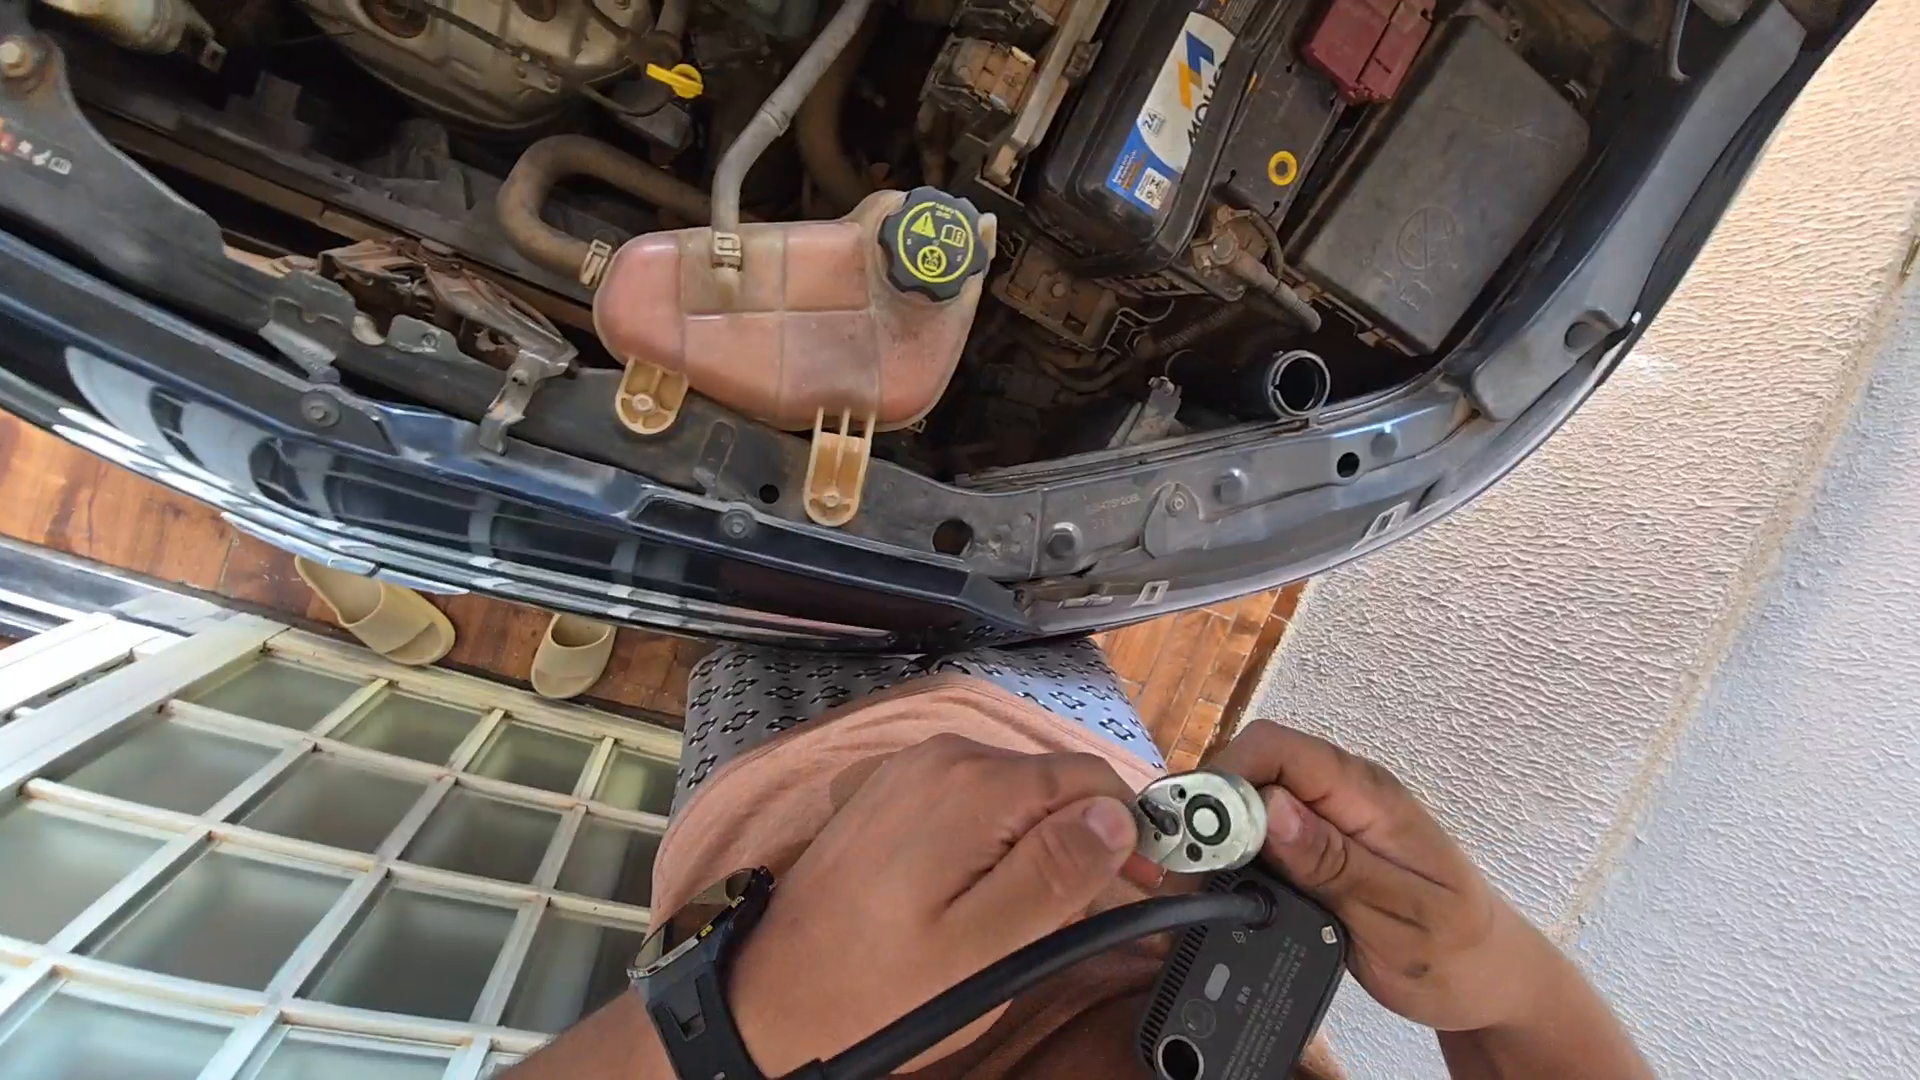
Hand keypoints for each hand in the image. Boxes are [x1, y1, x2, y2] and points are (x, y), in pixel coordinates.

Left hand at [725, 734, 1140, 1074]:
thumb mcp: (984, 948)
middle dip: (1084, 838)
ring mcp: (916, 767)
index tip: (1145, 885)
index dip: (1129, 829)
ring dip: (1042, 841)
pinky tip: (989, 887)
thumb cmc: (880, 986)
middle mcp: (946, 755)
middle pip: (1052, 781)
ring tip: (1035, 912)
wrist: (769, 996)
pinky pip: (974, 796)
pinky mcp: (897, 788)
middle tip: (1087, 915)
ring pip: (1016, 790)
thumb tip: (1118, 815)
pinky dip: (1001, 834)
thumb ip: (1056, 873)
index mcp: (975, 783)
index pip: (1088, 777)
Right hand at [1212, 721, 1561, 1031]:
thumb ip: (1336, 862)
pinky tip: (1223, 878)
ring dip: (1215, 828)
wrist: (1489, 981)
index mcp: (1364, 794)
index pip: (1276, 748)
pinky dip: (1231, 847)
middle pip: (1251, 763)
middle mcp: (1338, 790)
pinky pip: (1258, 823)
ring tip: (1197, 875)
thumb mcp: (1401, 919)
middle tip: (1189, 862)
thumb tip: (1270, 806)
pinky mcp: (1312, 838)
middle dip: (1210, 803)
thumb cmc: (1459, 956)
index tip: (1201, 831)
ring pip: (1247, 792)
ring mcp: (1325, 812)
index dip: (1228, 776)